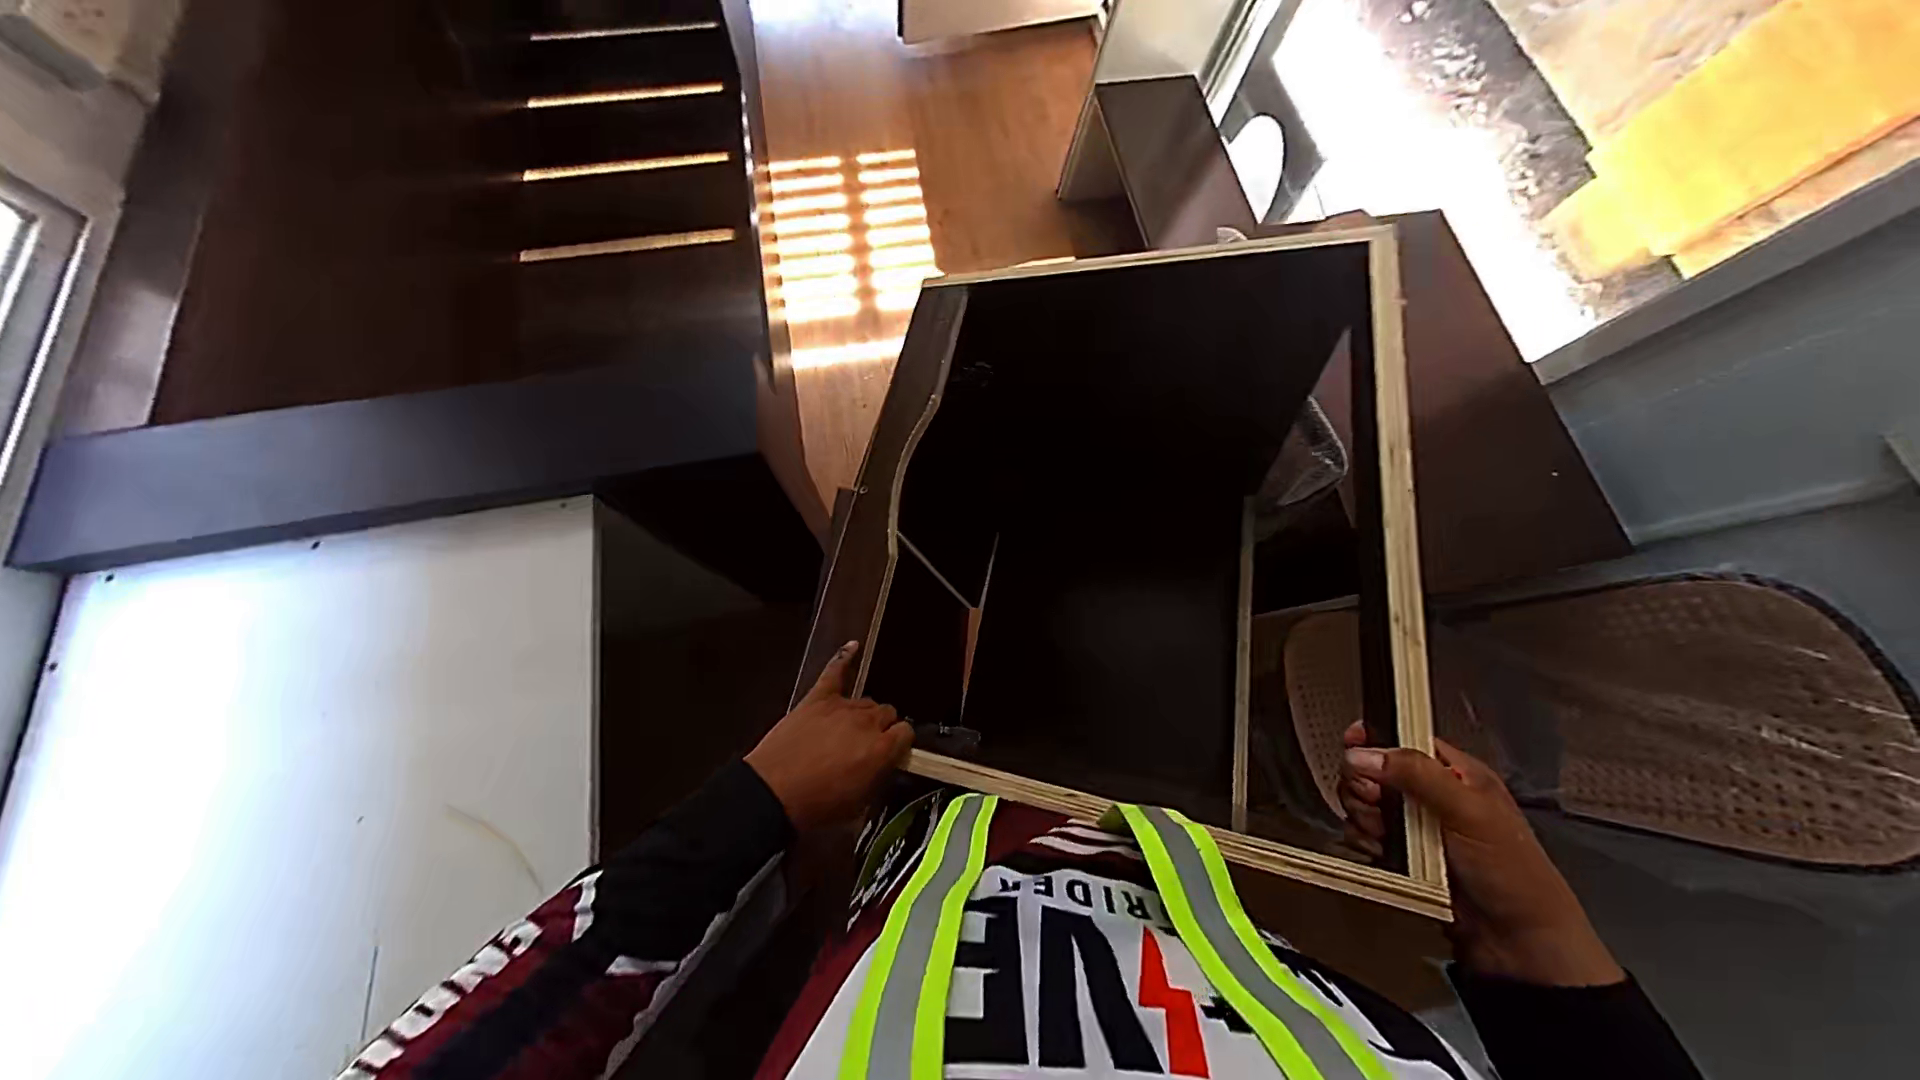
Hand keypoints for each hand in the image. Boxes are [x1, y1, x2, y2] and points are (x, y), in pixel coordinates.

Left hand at [746, 641, 913, 831]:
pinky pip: (835, 671)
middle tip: (868, 744)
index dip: (899, 744)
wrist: (770, 795)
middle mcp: (866, 722)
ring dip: (864, 713)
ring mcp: (841, 707)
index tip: (893, 752)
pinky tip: (852, 646)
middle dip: (883, 728)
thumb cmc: (814, 805)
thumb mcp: (858, 804)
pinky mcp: (817, 698)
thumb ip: (878, 778)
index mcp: (881, 749)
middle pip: (888, 713)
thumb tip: (884, 766)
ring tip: (851, 728)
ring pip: (866, 700)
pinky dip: (844, 657)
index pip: (906, 733)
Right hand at [1340, 721, 1624, 986]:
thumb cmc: (1513, 874)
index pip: (1402, 737)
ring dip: (1363, 815)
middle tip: (1375, 802)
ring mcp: (1412, 823)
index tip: (1352, 745)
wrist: (1518, 945)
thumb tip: (1363, 753)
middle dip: (1364, 784)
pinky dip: (1363, 839)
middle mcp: (1428, 793)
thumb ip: (1417, 775)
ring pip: (1362, 800)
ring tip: (1384, 834)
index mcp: (1453, 772)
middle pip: (1371, 768)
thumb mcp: (1470, 813)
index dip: (1373, 738)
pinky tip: (1380, 850)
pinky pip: (1362, 832)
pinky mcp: (1399, 851)